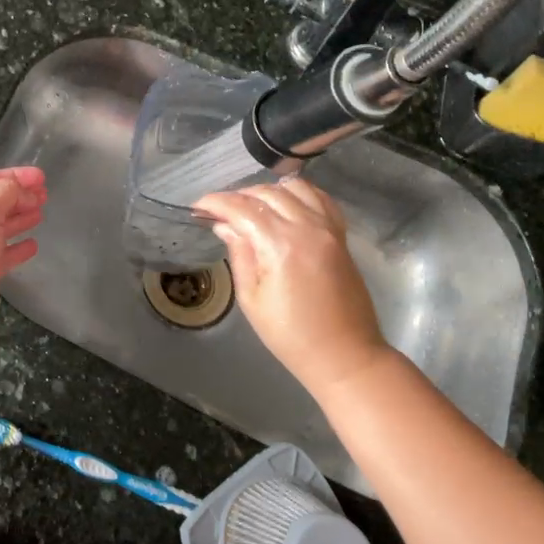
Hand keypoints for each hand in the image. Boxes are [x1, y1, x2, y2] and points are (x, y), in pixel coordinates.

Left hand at [0, 167, 47, 337]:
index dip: (15, 175)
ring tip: (41, 212)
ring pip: (3, 227)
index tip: (41, 176)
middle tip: (45, 194)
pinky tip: (34, 245)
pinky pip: (6, 255)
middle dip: (21, 195)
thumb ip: (6, 192)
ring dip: (22, 218)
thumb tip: (25, 193)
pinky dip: (20, 248)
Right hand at [194, 177, 390, 397]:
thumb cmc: (291, 335)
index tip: (198, 208)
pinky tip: (285, 204)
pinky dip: (299, 193)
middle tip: (220, 212)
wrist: (345, 355)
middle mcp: (307, 227)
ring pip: (293, 188)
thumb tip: (225, 225)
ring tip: (252, 207)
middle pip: (265, 193)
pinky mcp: (340, 236)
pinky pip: (320, 198)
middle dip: (237, 197)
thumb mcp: (252, 299)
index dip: (215, 203)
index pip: (241, 208)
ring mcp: (328, 229)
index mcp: (280, 245)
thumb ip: (240, 254)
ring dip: (267, 192)